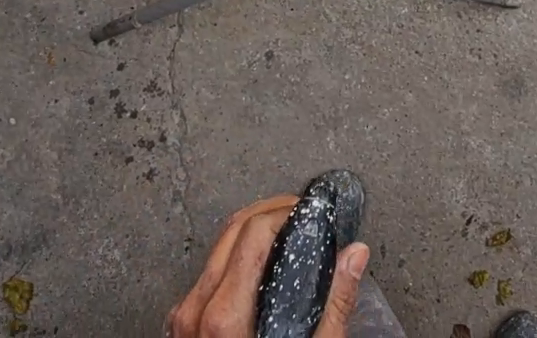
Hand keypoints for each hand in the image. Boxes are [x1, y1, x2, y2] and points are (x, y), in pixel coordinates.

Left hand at [168, 195, 369, 337]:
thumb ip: (335, 304)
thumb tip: (354, 256)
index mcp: (226, 317)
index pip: (253, 230)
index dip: (286, 210)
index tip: (309, 211)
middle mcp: (197, 312)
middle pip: (233, 228)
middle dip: (272, 211)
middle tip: (302, 212)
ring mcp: (185, 319)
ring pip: (217, 245)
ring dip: (253, 228)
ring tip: (286, 230)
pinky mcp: (183, 325)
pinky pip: (209, 270)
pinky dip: (238, 253)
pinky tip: (261, 261)